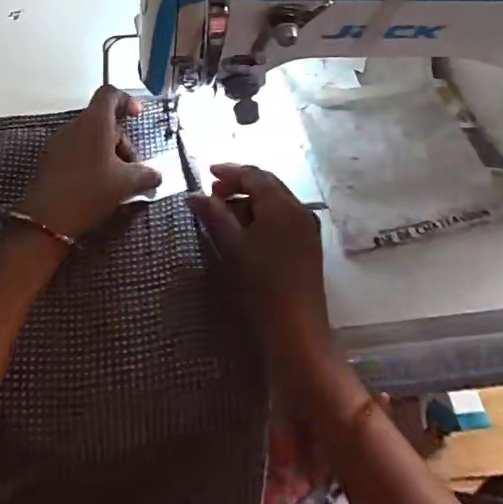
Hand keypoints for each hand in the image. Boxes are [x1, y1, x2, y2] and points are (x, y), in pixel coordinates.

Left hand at [16, 86, 160, 240]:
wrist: (45, 223)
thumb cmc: (89, 192)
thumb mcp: (126, 184)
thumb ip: (146, 175)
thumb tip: (157, 175)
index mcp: (94, 123)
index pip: (110, 94)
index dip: (127, 100)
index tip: (138, 116)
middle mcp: (74, 127)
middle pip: (104, 122)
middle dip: (123, 142)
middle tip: (133, 169)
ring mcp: (58, 144)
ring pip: (91, 139)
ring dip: (108, 154)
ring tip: (117, 182)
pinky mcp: (49, 161)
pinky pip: (77, 151)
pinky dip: (92, 162)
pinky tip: (98, 187)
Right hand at [192, 165, 329, 365]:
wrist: (296, 331)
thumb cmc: (260, 287)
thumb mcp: (232, 248)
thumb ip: (214, 216)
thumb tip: (194, 195)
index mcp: (282, 205)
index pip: (254, 175)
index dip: (230, 171)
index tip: (207, 173)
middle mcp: (299, 209)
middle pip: (268, 184)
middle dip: (240, 185)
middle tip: (213, 193)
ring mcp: (307, 227)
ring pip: (276, 201)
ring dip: (251, 201)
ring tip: (224, 214)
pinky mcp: (308, 245)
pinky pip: (283, 217)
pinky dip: (263, 215)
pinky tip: (246, 231)